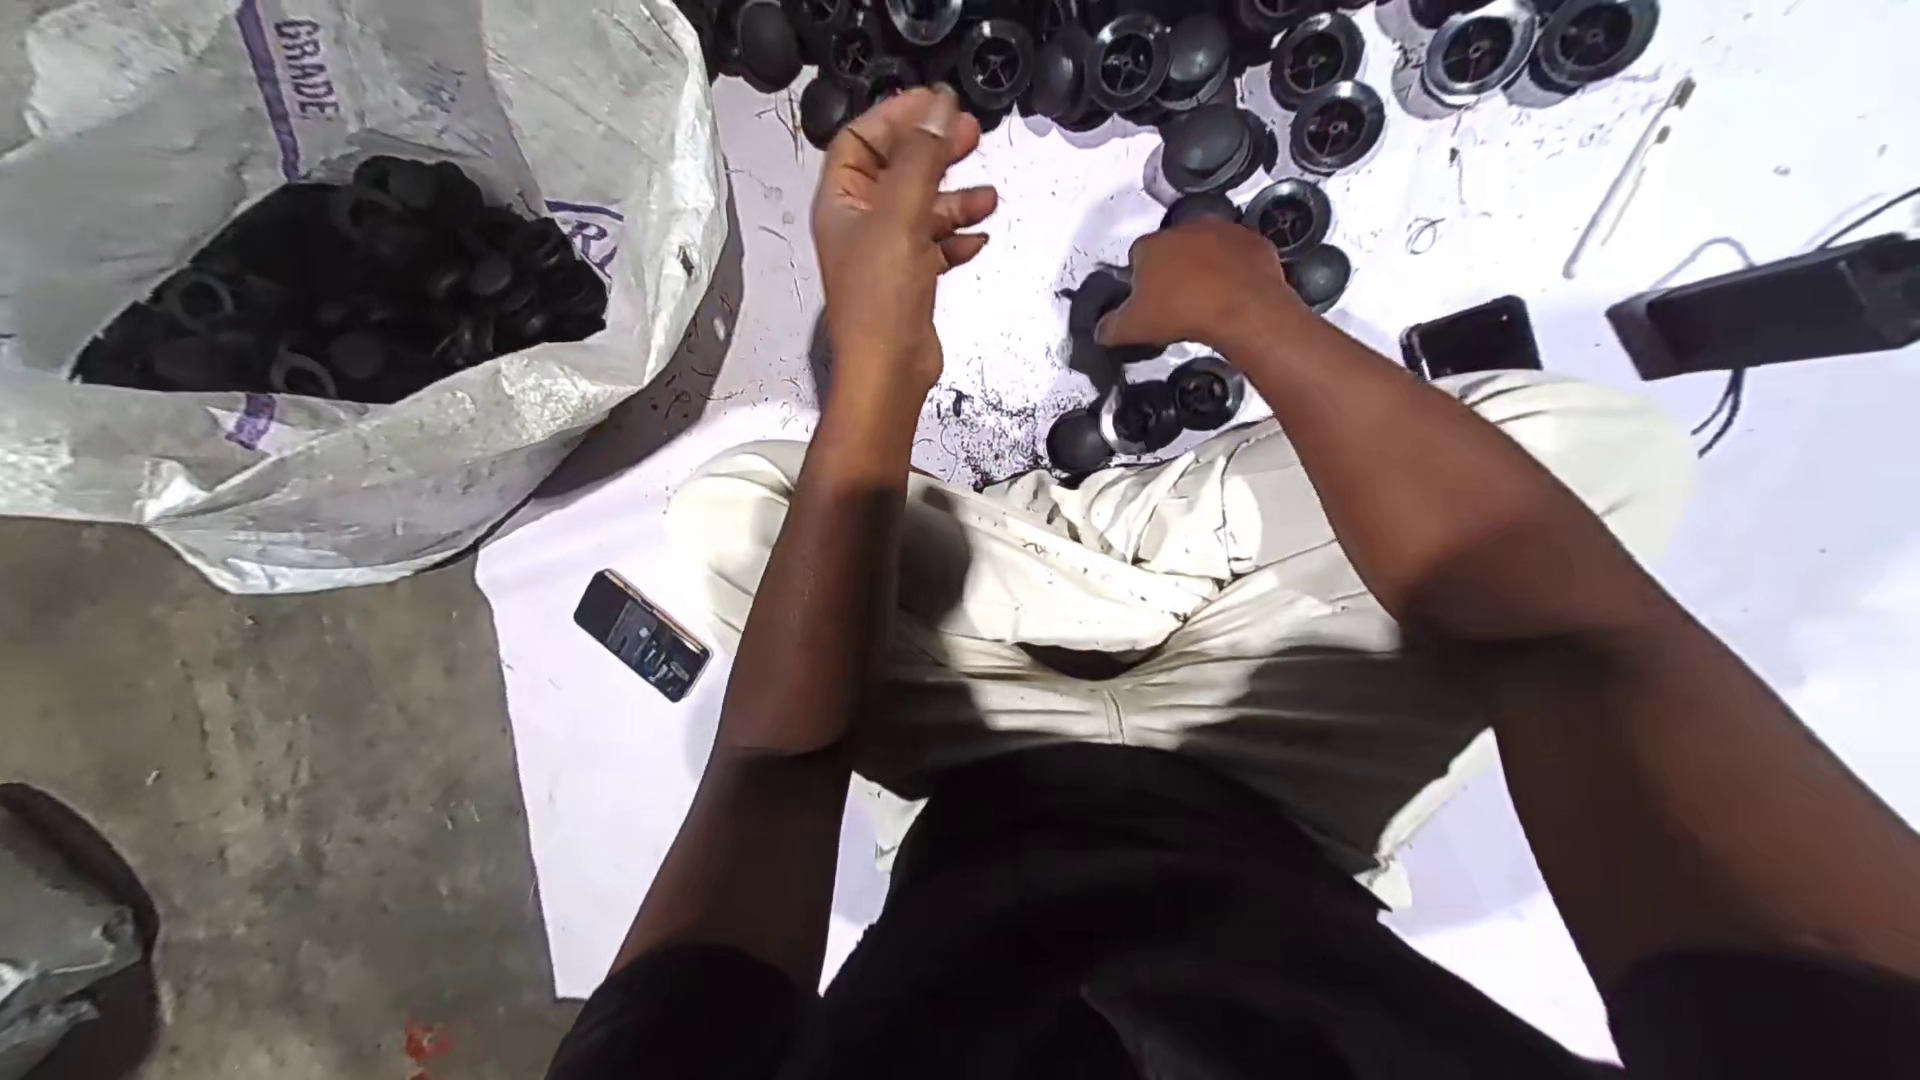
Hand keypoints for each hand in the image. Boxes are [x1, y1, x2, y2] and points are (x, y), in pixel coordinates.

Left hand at [812, 86, 998, 408]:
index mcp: (841, 203)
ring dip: (955, 199)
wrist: (890, 369)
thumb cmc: (878, 307)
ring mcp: (887, 255)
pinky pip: (936, 246)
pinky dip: (957, 238)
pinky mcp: (910, 281)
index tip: (935, 104)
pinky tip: (977, 237)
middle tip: (968, 135)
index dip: (898, 116)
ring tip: (986, 194)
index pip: (863, 138)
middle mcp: (861, 226)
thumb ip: (920, 160)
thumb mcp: (899, 217)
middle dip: (934, 151)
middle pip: (898, 170)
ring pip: (923, 210)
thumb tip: (938, 112)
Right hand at [1096, 219, 1312, 354]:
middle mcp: (1185, 229)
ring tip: (1202, 302)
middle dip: (1171, 272)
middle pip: (1172, 249)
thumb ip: (1109, 327)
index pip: (1136, 257)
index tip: (1145, 300)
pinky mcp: (1252, 242)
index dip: (1139, 280)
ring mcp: (1222, 232)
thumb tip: (1102, 331)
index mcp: (1151, 246)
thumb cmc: (1185, 311)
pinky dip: (1234, 271)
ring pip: (1206, 249)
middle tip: (1173, 304)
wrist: (1241, 309)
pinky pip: (1238, 256)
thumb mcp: (1132, 329)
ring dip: (1203, 269)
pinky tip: (1229, 295)